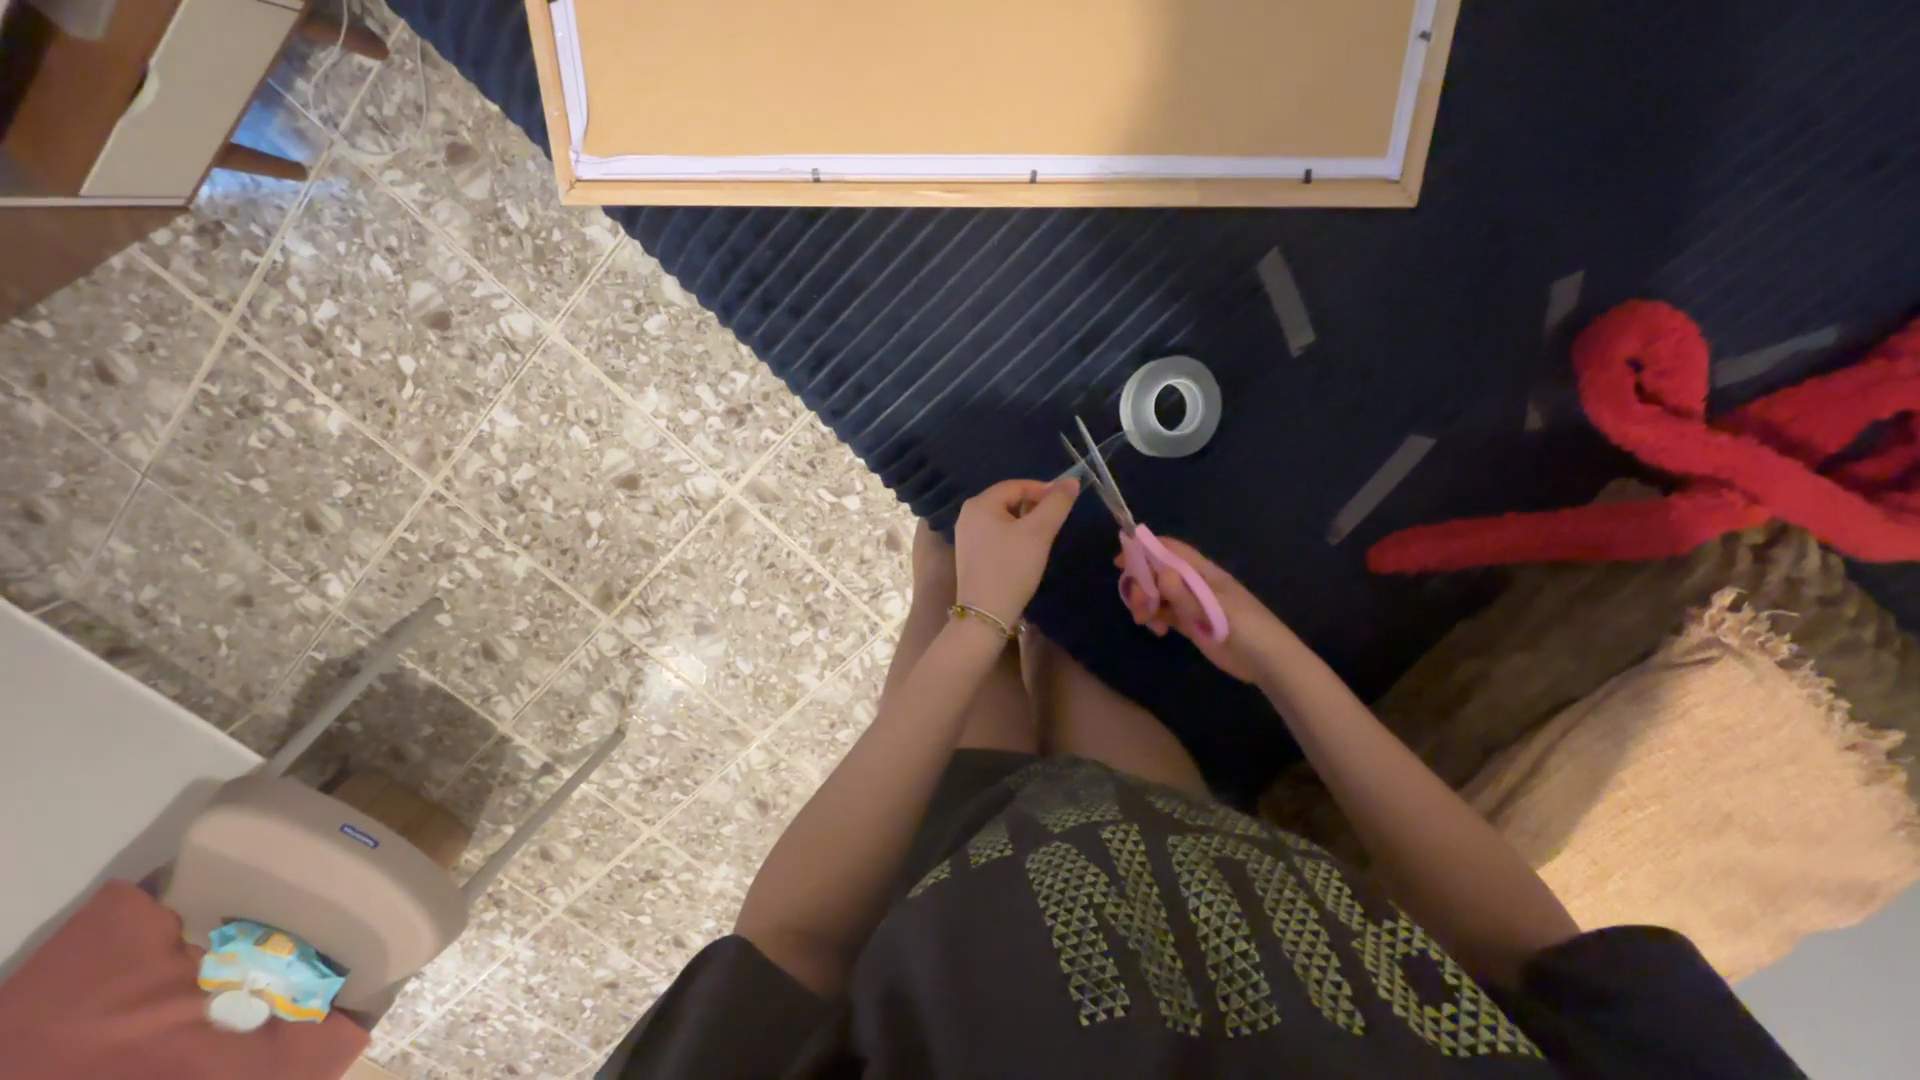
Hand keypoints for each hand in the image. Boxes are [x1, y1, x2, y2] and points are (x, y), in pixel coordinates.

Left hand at [952, 477, 1079, 624]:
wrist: (986, 614)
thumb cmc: (1012, 568)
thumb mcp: (1039, 533)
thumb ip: (1056, 504)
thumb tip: (1071, 481)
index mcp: (979, 504)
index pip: (1016, 486)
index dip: (1043, 491)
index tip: (1064, 504)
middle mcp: (968, 515)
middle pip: (1009, 501)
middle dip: (1034, 508)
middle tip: (1055, 523)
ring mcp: (966, 536)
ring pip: (1004, 520)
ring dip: (1026, 524)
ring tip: (1044, 539)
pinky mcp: (970, 555)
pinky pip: (996, 536)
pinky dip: (1014, 538)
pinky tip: (1026, 553)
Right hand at [1118, 537, 1281, 681]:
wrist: (1269, 662)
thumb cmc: (1248, 629)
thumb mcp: (1217, 611)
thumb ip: (1187, 595)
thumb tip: (1161, 573)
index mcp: (1205, 573)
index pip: (1171, 551)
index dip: (1146, 550)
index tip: (1121, 561)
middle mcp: (1196, 584)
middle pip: (1159, 573)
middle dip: (1142, 583)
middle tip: (1136, 604)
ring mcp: (1193, 604)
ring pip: (1159, 594)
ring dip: (1146, 603)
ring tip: (1144, 620)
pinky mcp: (1192, 624)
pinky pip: (1165, 613)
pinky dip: (1155, 618)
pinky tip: (1158, 630)